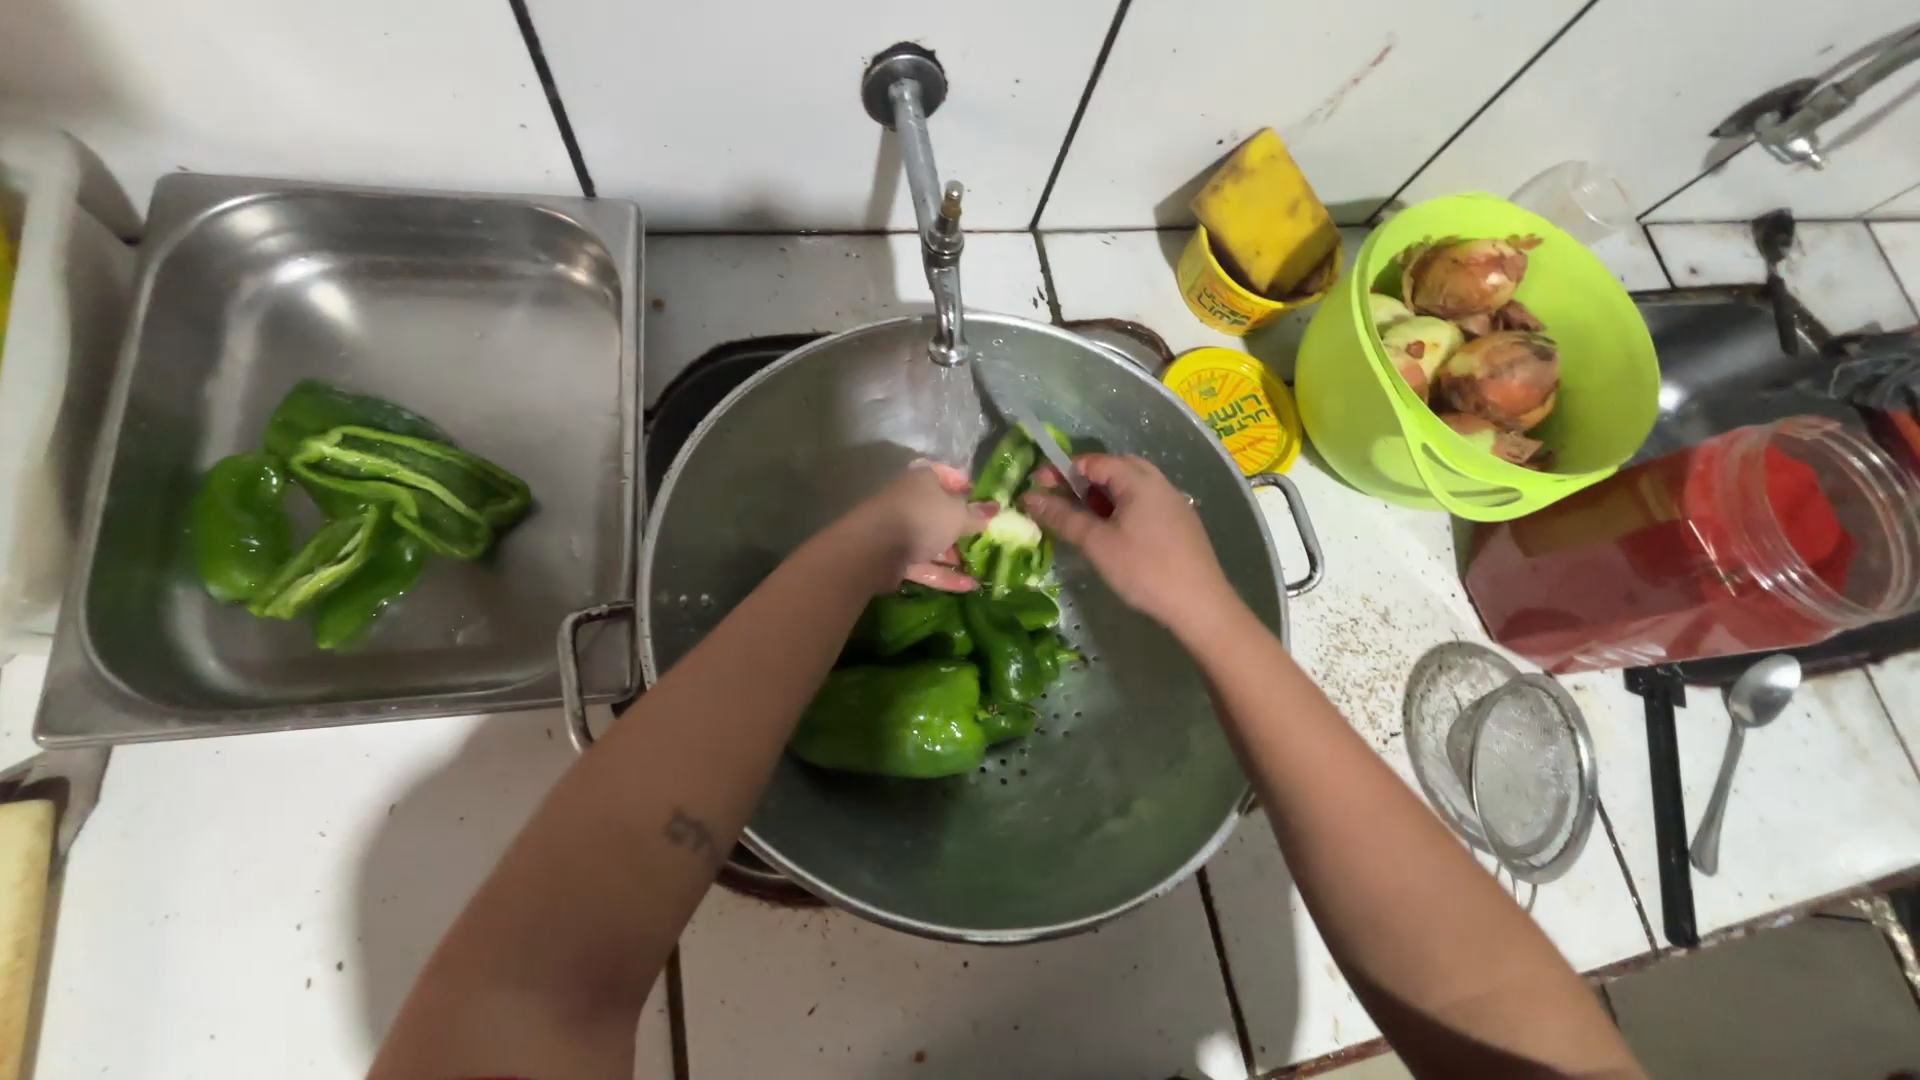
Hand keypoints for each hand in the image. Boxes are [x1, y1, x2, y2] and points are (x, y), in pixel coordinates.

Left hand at [846, 461, 996, 591]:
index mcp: (923, 480)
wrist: (875, 548)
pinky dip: (944, 574)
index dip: (966, 487)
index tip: (985, 502)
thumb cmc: (922, 518)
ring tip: (982, 566)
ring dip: (955, 555)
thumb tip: (997, 508)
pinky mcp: (896, 558)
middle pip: (941, 512)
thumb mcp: (958, 514)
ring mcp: (902, 530)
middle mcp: (911, 501)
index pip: (947, 476)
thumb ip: (977, 514)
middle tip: (988, 539)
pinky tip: (970, 586)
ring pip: (933, 541)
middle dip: (963, 528)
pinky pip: (925, 565)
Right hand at [1022, 454, 1235, 631]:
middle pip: (1115, 468)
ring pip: (1132, 487)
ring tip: (1085, 520)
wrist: (1199, 604)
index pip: (1093, 461)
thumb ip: (1062, 517)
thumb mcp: (1096, 543)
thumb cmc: (1144, 569)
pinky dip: (1123, 508)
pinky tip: (1115, 535)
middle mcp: (1159, 482)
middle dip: (1084, 481)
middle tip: (1062, 502)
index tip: (1038, 488)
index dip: (1062, 471)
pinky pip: (1146, 503)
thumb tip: (1029, 497)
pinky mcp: (1181, 523)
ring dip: (1104, 496)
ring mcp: (1174, 502)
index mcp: (1138, 479)